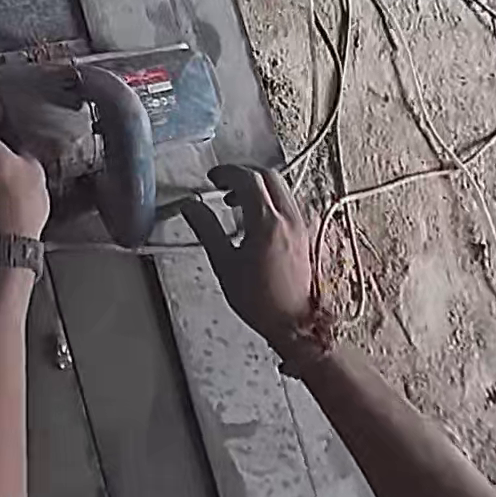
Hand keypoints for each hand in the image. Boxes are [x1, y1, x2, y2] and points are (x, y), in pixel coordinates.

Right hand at [178, 165, 318, 356]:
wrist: (293, 324)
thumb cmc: (260, 301)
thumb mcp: (224, 264)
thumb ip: (206, 229)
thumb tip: (191, 207)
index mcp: (267, 223)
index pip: (248, 179)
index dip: (227, 173)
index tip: (213, 177)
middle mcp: (289, 218)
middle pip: (267, 176)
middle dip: (242, 174)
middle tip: (222, 185)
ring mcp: (300, 225)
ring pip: (279, 188)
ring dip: (256, 187)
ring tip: (234, 202)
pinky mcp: (304, 234)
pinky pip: (286, 203)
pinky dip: (268, 200)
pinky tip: (253, 219)